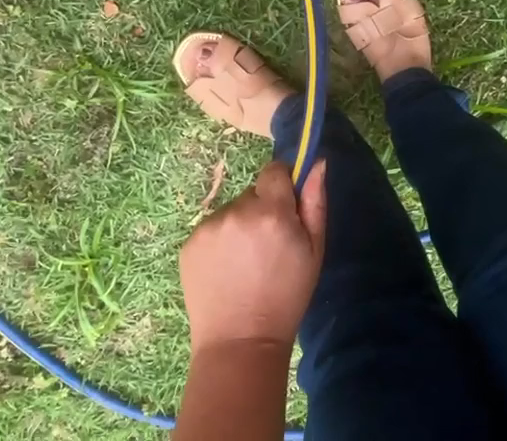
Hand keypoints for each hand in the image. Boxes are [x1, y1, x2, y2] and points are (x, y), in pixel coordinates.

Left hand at [179, 160, 326, 352]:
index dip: (282, 187)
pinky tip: (226, 270)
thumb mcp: (314, 250)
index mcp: (272, 211)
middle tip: (267, 247)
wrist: (240, 343)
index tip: (286, 211)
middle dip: (263, 211)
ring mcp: (209, 227)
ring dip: (241, 227)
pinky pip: (212, 229)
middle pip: (253, 194)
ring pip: (232, 212)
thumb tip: (317, 162)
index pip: (275, 170)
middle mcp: (238, 211)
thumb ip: (315, 202)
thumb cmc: (287, 297)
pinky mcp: (189, 243)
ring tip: (246, 264)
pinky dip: (220, 243)